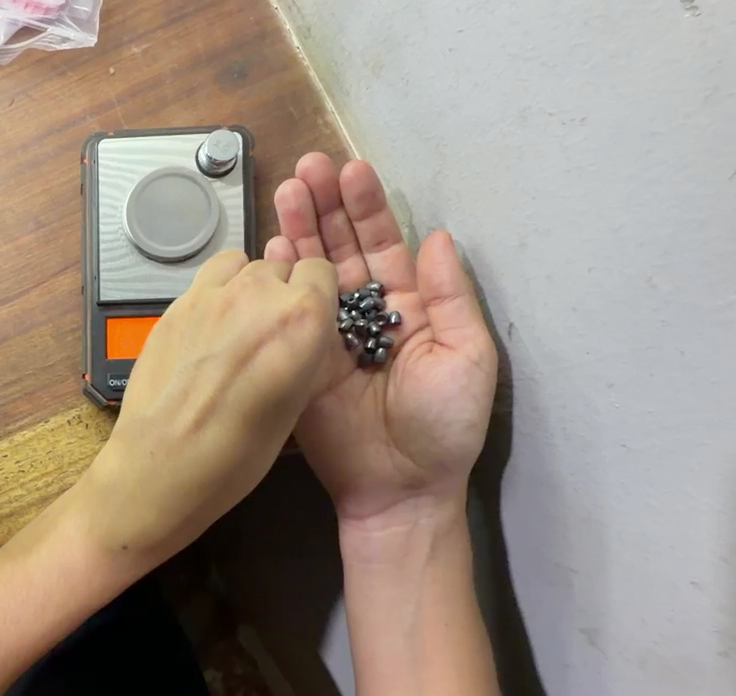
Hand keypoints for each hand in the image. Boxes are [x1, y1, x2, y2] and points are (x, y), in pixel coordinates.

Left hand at [70, 249, 346, 569]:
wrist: (161, 466)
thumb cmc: (235, 456)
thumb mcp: (294, 407)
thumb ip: (303, 356)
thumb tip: (298, 338)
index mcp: (304, 318)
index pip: (321, 274)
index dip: (315, 299)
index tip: (305, 325)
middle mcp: (260, 293)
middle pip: (281, 269)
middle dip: (280, 295)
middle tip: (265, 338)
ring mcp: (211, 295)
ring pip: (241, 266)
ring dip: (245, 288)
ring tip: (234, 329)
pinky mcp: (174, 307)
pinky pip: (205, 281)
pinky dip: (212, 295)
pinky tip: (204, 331)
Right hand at [264, 153, 497, 530]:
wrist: (398, 486)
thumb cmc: (443, 425)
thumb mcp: (467, 355)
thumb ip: (450, 296)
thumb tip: (435, 237)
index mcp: (409, 308)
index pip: (384, 245)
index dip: (368, 208)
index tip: (351, 171)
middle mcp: (363, 316)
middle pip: (341, 251)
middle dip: (324, 209)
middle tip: (304, 169)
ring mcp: (326, 341)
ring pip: (309, 278)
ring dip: (296, 235)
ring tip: (281, 194)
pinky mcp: (297, 366)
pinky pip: (286, 321)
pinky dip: (277, 287)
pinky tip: (268, 253)